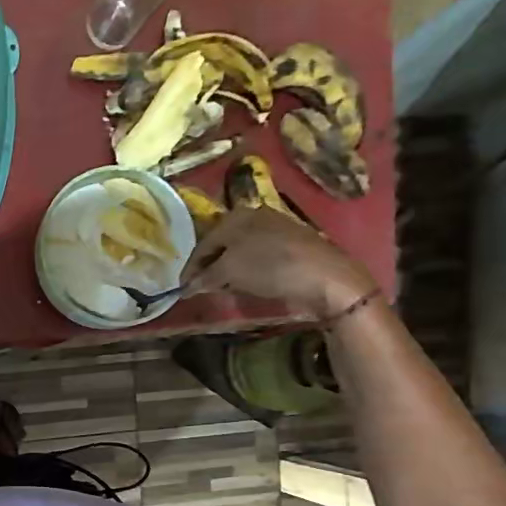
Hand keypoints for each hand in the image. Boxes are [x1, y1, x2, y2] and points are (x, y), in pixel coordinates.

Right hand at [187, 207, 377, 320]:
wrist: (323, 275)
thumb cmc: (269, 268)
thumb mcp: (228, 273)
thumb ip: (203, 278)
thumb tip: (187, 287)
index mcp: (235, 216)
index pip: (202, 244)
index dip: (190, 269)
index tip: (181, 289)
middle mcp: (254, 215)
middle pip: (220, 245)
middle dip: (208, 267)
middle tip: (200, 288)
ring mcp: (274, 226)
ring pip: (238, 250)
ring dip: (226, 269)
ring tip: (221, 288)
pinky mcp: (289, 241)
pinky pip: (256, 254)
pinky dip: (245, 269)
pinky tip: (245, 282)